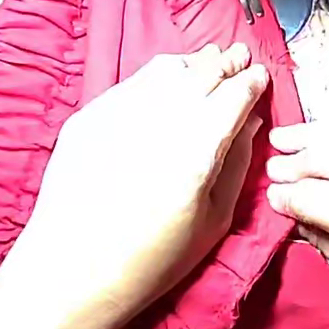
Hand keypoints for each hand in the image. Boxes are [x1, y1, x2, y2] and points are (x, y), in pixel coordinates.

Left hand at [0, 43, 269, 328]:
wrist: (70, 270)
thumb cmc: (149, 261)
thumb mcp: (212, 222)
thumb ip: (236, 164)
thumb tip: (250, 122)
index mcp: (196, 153)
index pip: (233, 96)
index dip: (250, 82)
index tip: (258, 76)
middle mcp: (157, 123)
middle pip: (201, 73)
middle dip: (225, 63)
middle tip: (237, 58)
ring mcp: (118, 114)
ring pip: (165, 69)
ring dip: (192, 63)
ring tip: (206, 65)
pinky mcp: (89, 115)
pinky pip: (132, 82)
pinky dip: (156, 75)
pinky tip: (166, 82)